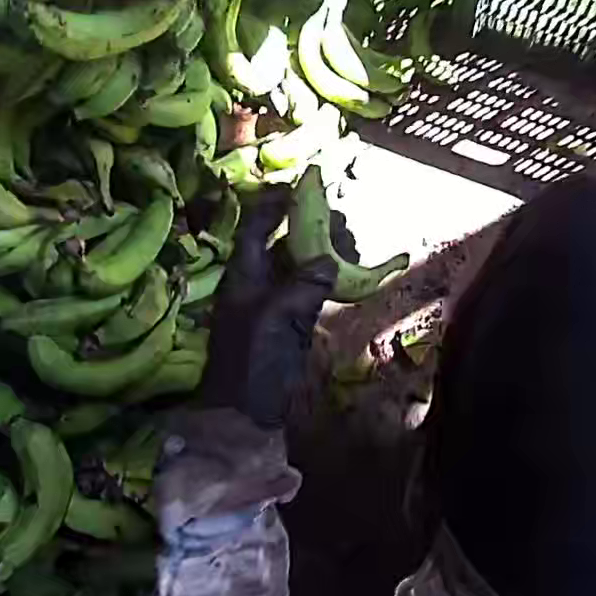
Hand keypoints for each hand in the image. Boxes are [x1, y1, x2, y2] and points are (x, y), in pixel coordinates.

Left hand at [196, 186, 336, 429]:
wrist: (247, 410)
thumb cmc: (252, 361)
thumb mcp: (274, 319)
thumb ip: (302, 287)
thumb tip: (329, 261)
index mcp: (244, 276)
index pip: (257, 229)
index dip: (274, 205)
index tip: (299, 185)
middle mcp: (260, 282)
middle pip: (285, 242)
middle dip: (310, 226)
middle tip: (338, 219)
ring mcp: (278, 301)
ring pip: (302, 264)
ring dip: (325, 250)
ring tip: (351, 244)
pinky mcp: (294, 319)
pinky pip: (314, 287)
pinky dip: (331, 276)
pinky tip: (349, 271)